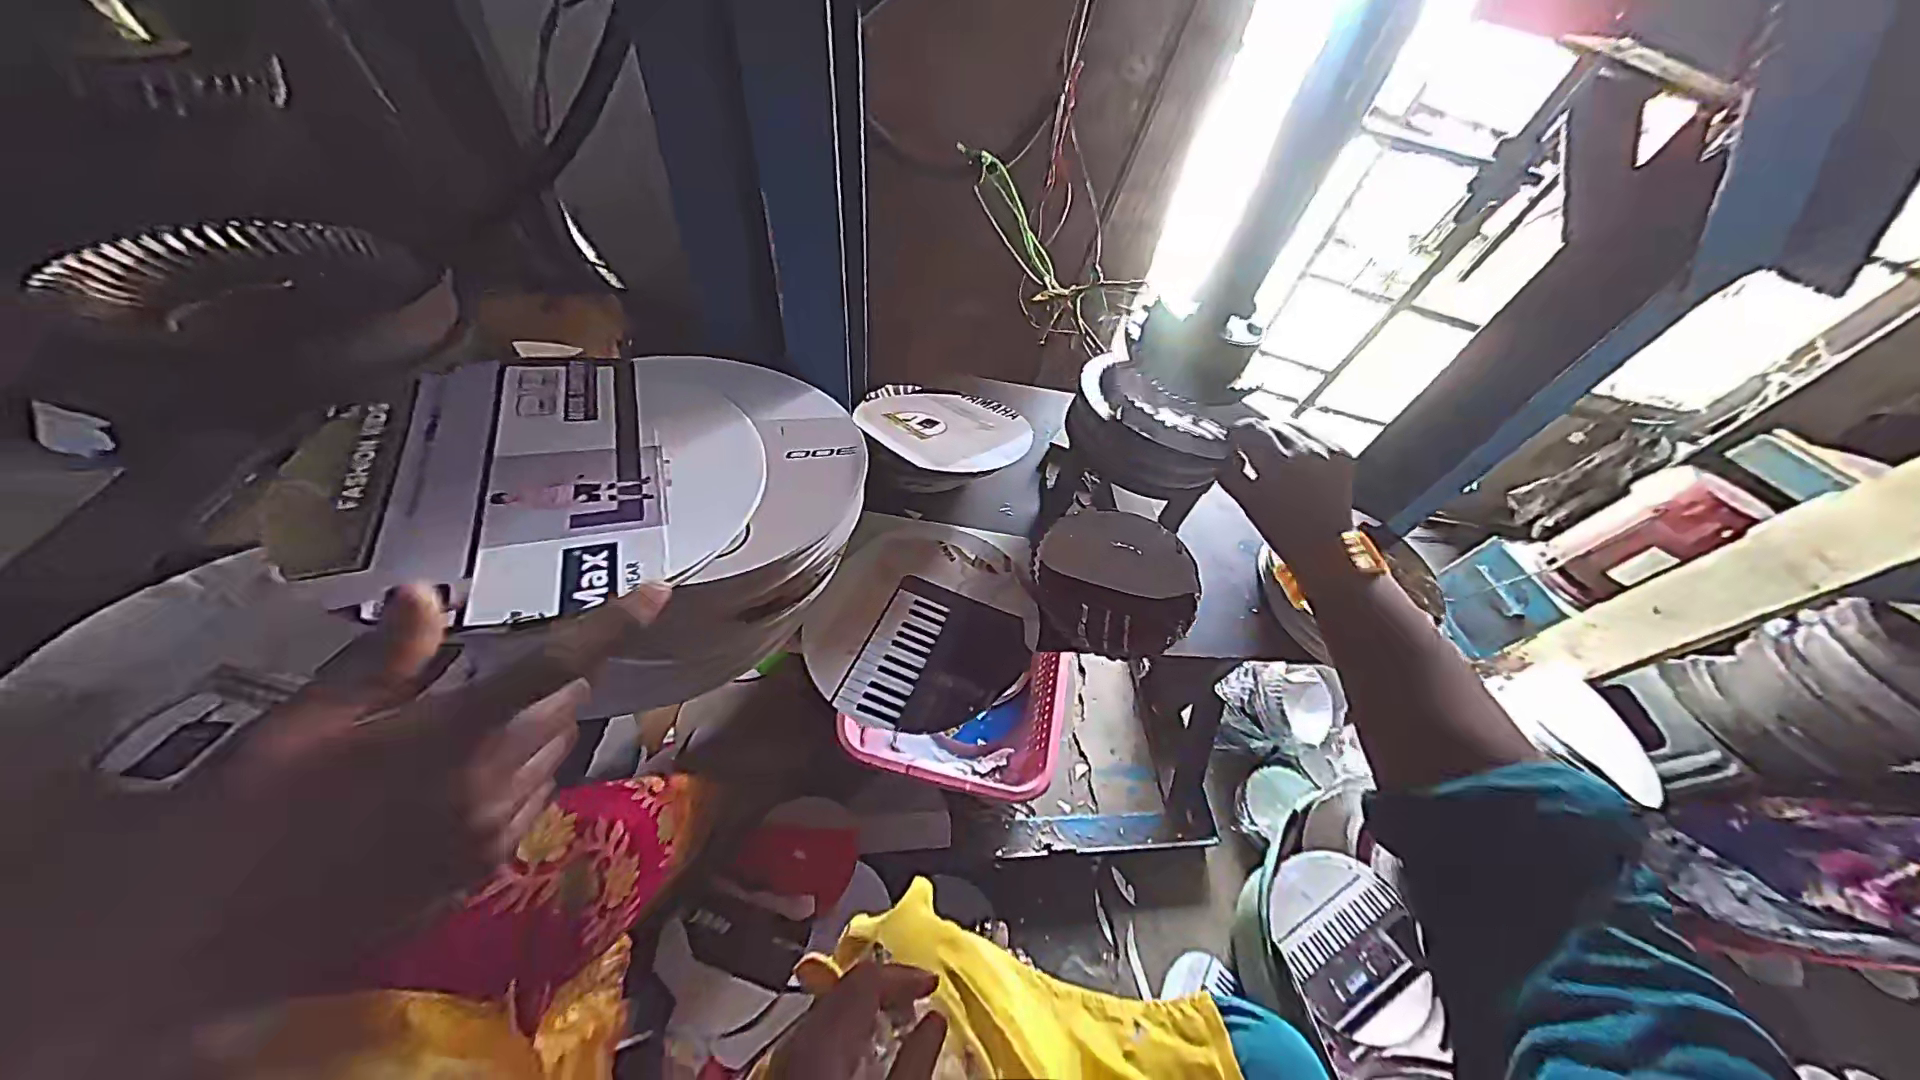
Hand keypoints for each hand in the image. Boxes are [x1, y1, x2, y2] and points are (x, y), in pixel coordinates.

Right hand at [1, 581, 670, 1074]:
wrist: (193, 942)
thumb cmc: (244, 816)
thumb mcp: (302, 724)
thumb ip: (382, 658)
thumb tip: (426, 595)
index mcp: (454, 739)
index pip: (557, 665)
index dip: (614, 624)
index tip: (657, 591)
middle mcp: (494, 785)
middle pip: (569, 707)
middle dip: (564, 677)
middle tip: (525, 661)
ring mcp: (496, 832)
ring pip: (558, 751)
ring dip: (543, 724)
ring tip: (487, 718)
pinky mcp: (487, 867)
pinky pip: (537, 798)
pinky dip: (527, 770)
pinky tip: (476, 772)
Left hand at [770, 962, 947, 1079]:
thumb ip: (914, 1062)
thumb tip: (935, 1021)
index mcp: (823, 1038)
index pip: (865, 978)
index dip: (902, 973)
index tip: (930, 981)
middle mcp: (797, 1038)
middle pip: (845, 987)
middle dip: (885, 986)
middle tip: (918, 996)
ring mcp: (781, 1056)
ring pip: (829, 1008)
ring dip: (865, 1006)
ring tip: (896, 1019)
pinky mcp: (778, 1071)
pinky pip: (816, 1032)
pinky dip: (845, 1027)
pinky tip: (862, 1047)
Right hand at [1218, 418, 1355, 571]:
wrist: (1324, 544)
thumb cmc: (1281, 528)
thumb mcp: (1246, 501)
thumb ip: (1229, 472)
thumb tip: (1220, 453)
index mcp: (1276, 463)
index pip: (1250, 428)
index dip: (1237, 434)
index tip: (1233, 444)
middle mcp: (1304, 449)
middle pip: (1272, 424)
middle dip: (1258, 435)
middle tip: (1252, 451)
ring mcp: (1326, 449)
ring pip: (1294, 426)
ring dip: (1280, 435)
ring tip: (1276, 454)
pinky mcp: (1342, 452)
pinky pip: (1315, 435)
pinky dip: (1302, 442)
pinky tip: (1297, 459)